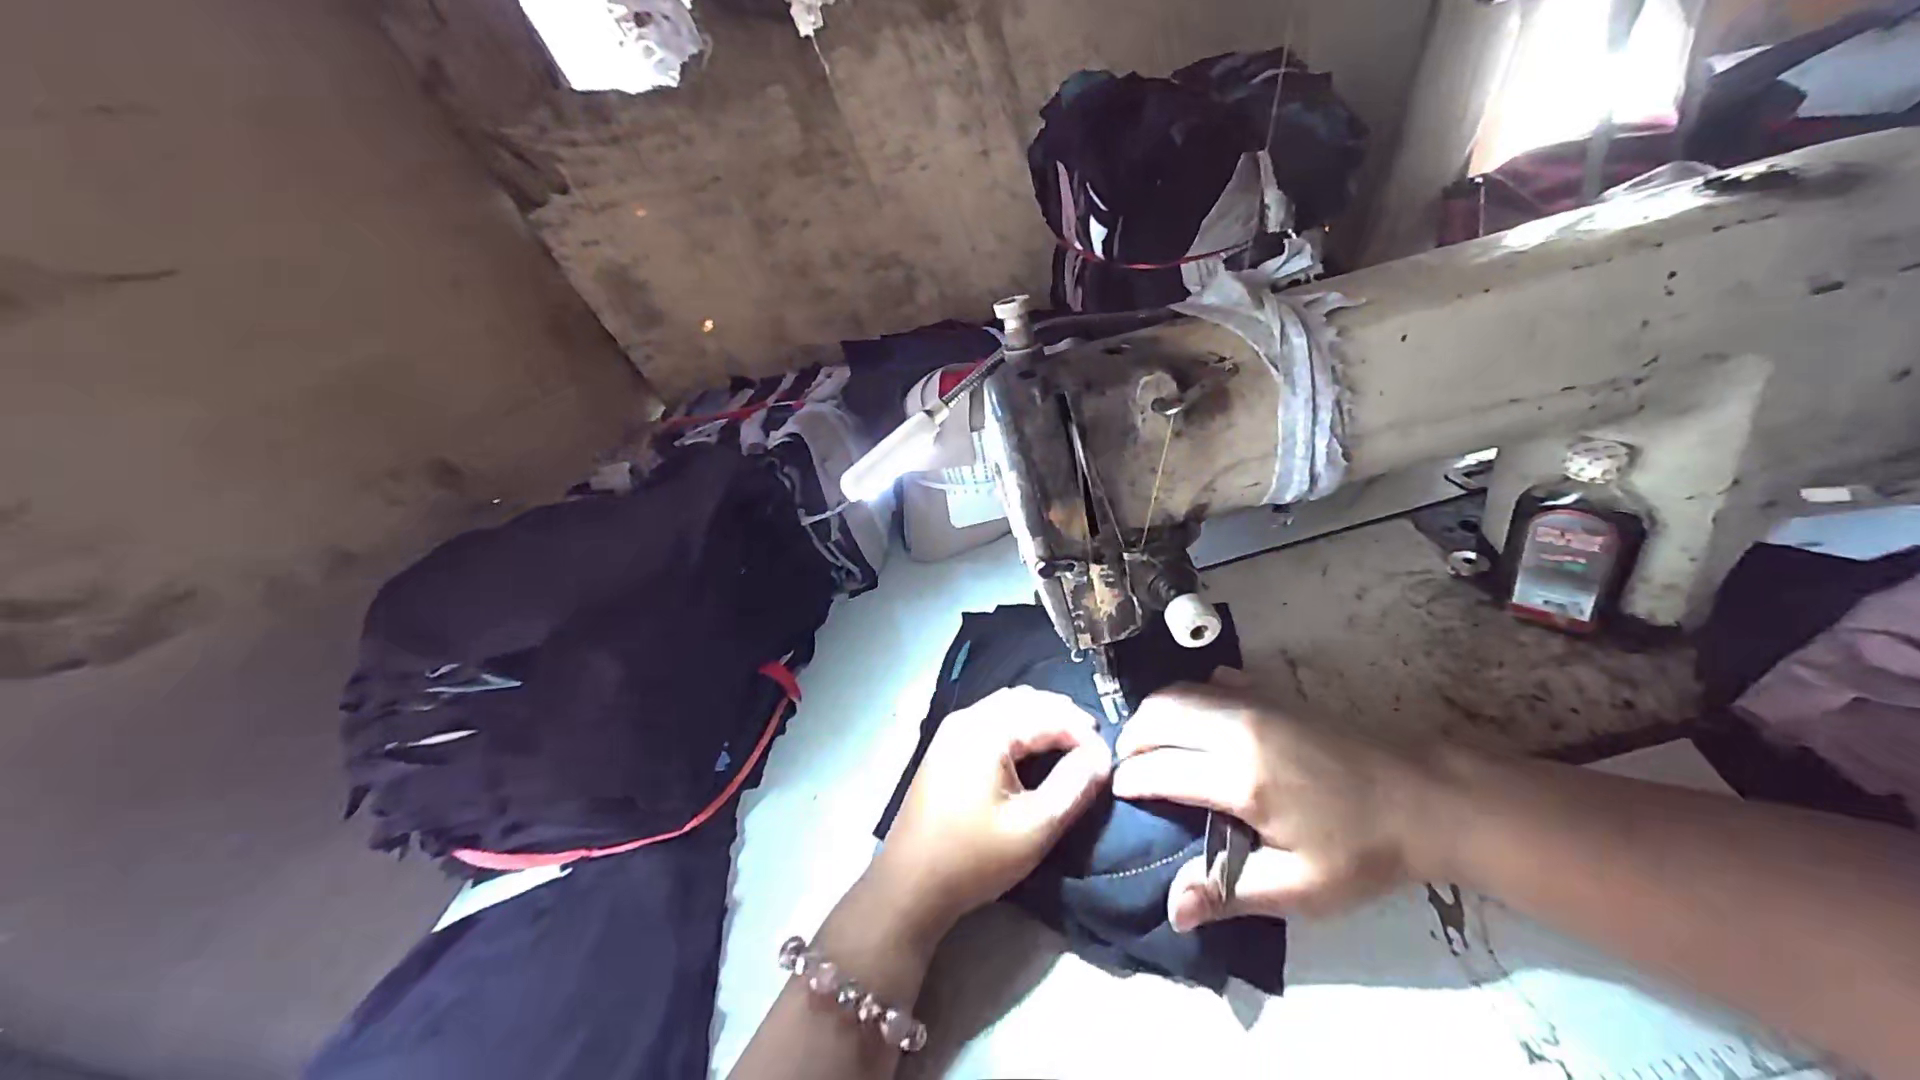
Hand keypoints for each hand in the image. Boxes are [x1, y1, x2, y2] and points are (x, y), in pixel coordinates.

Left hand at [867, 687, 1112, 942]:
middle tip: (1093, 747)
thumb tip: (1103, 756)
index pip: (1048, 714)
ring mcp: (951, 730)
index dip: (1084, 733)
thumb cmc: (974, 858)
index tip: (1109, 760)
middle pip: (1025, 700)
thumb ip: (1075, 786)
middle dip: (1063, 717)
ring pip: (1007, 706)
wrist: (910, 886)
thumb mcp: (1035, 827)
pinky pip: (992, 719)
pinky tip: (1034, 749)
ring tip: (1070, 746)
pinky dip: (1019, 726)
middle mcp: (966, 719)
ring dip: (1041, 718)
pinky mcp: (945, 746)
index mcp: (985, 731)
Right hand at [1112, 671, 1432, 930]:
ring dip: (1151, 714)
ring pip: (1177, 692)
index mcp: (1241, 780)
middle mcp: (1237, 729)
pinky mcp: (1269, 691)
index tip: (1116, 793)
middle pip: (1157, 716)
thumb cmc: (1361, 850)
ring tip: (1147, 744)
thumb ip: (1229, 892)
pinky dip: (1186, 697)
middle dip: (1130, 740)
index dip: (1129, 781)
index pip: (1158, 769)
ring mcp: (1253, 702)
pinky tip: (1192, 721)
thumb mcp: (1301, 887)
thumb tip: (1171, 910)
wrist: (1425, 797)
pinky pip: (1208, 682)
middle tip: (1125, 767)